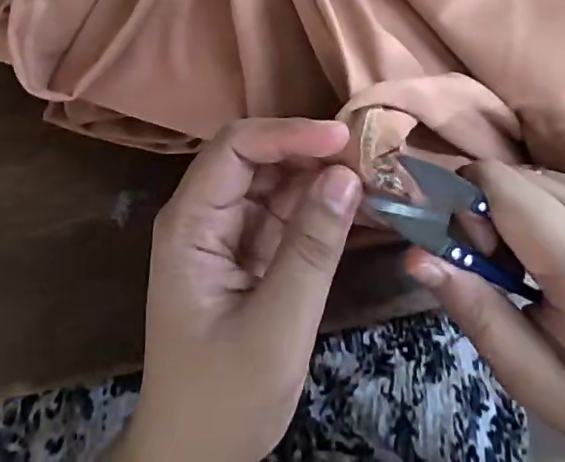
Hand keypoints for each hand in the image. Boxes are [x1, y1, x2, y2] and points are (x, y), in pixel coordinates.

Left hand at [111, 119, 362, 461]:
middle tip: (369, 156)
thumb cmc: (224, 398)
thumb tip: (346, 176)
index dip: (288, 134)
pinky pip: (288, 213)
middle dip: (311, 151)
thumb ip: (312, 249)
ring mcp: (228, 232)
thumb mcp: (276, 328)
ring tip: (374, 176)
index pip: (235, 148)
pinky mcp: (250, 251)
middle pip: (258, 157)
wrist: (196, 457)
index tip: (342, 138)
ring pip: (277, 181)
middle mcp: (205, 215)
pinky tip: (360, 205)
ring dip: (322, 177)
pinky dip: (322, 208)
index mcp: (190, 224)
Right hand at [405, 164, 564, 461]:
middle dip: (484, 212)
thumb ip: (471, 306)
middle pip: (507, 175)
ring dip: (510, 211)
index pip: (492, 180)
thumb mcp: (530, 373)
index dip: (463, 207)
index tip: (473, 257)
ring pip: (528, 176)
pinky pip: (556, 183)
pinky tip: (555, 260)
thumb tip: (412, 254)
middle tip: (500, 273)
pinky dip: (537, 210)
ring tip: (530, 272)